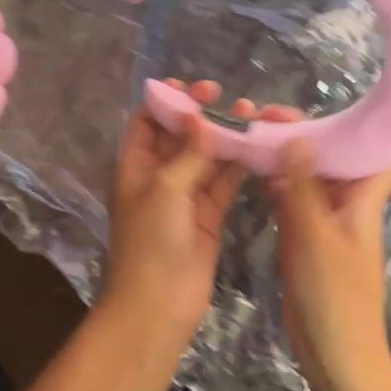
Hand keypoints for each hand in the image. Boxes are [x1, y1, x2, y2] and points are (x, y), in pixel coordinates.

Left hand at [102, 81, 250, 343]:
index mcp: (134, 165)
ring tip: (248, 110)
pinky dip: (237, 164)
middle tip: (222, 93)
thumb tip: (201, 116)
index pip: (146, 122)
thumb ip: (187, 152)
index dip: (165, 101)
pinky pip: (223, 182)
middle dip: (199, 113)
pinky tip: (255, 144)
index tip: (189, 85)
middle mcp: (158, 176)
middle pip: (179, 135)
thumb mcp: (166, 188)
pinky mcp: (209, 216)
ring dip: (223, 135)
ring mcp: (185, 197)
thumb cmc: (151, 240)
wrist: (159, 305)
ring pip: (205, 157)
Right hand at [232, 103, 390, 387]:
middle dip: (308, 133)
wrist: (337, 356)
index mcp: (363, 201)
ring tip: (254, 132)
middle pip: (335, 159)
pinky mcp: (307, 241)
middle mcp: (348, 206)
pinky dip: (276, 183)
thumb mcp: (315, 234)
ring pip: (310, 178)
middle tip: (268, 114)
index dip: (368, 128)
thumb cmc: (334, 294)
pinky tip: (253, 169)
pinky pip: (293, 200)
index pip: (380, 155)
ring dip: (288, 156)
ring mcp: (327, 224)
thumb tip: (300, 136)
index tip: (338, 102)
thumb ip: (304, 185)